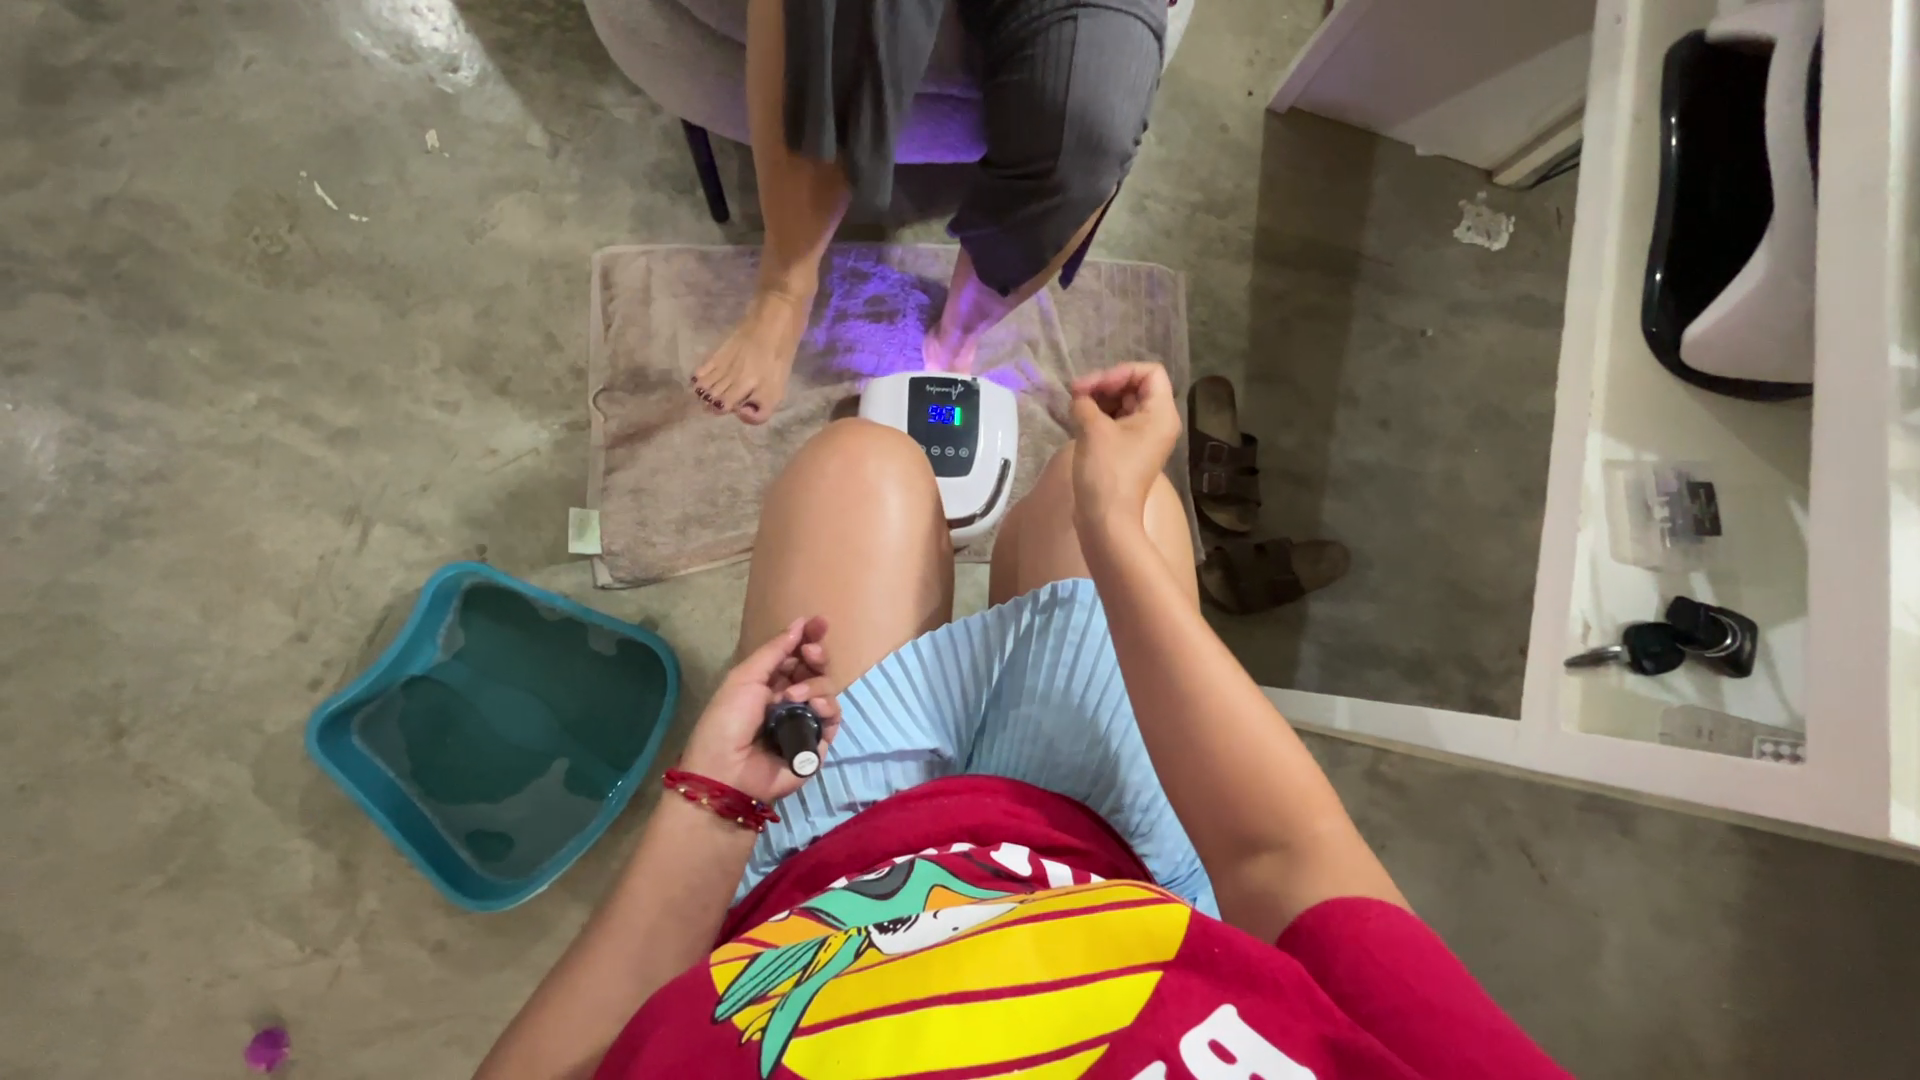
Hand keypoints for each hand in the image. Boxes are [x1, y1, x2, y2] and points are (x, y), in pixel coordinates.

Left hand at [679, 617, 841, 803]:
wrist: (727, 771)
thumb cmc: (727, 720)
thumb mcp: (746, 677)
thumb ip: (775, 650)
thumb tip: (800, 622)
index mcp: (769, 682)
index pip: (796, 655)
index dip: (808, 638)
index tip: (820, 623)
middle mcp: (790, 699)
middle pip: (816, 669)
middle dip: (817, 656)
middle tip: (811, 654)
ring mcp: (805, 721)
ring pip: (827, 690)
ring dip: (814, 686)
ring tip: (793, 697)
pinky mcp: (816, 743)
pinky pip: (833, 718)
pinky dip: (826, 709)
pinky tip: (812, 710)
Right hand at [1068, 363, 1181, 534]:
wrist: (1106, 518)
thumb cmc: (1106, 471)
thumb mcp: (1093, 429)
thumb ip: (1084, 402)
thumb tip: (1079, 398)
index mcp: (1161, 414)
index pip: (1149, 372)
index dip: (1119, 372)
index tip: (1092, 386)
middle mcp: (1158, 423)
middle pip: (1136, 387)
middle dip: (1105, 385)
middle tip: (1076, 393)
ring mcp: (1144, 439)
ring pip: (1124, 404)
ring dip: (1100, 400)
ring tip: (1075, 406)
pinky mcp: (1129, 451)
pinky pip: (1118, 423)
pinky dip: (1099, 417)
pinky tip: (1079, 420)